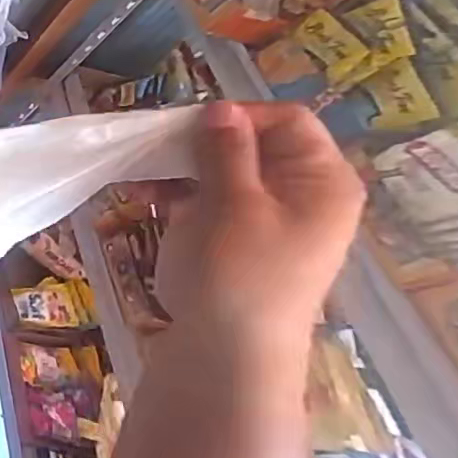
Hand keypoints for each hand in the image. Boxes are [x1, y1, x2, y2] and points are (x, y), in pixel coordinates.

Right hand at [156, 102, 363, 356]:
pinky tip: (142, 197)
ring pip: (220, 172)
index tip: (185, 125)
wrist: (226, 350)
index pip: (286, 121)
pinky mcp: (229, 237)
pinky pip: (204, 200)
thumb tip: (219, 108)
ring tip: (138, 177)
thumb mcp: (232, 204)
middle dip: (197, 143)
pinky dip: (174, 194)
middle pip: (249, 145)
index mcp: (319, 180)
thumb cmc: (238, 271)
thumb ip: (226, 152)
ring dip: (178, 168)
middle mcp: (296, 192)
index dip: (237, 115)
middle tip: (153, 148)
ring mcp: (261, 216)